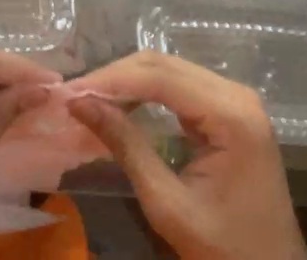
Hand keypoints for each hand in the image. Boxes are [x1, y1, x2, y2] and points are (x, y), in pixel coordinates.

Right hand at [71, 52, 306, 259]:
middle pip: (163, 65)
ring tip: (89, 98)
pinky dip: (144, 91)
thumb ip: (125, 146)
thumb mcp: (167, 203)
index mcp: (232, 115)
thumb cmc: (224, 251)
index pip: (159, 78)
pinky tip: (119, 103)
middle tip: (74, 95)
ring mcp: (236, 101)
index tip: (70, 93)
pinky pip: (179, 86)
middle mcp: (237, 95)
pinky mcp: (229, 111)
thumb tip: (78, 103)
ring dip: (126, 81)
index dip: (111, 81)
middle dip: (114, 77)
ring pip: (168, 70)